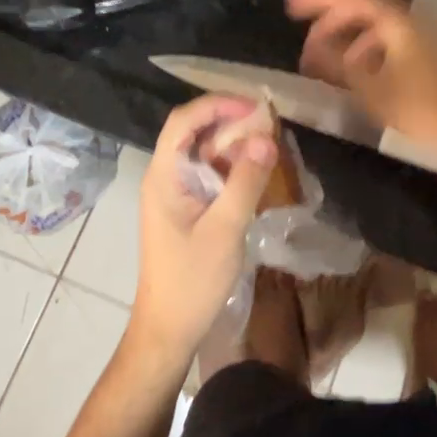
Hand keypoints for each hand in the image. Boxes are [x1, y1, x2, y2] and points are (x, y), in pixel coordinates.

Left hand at [131, 95, 277, 360]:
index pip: (184, 121)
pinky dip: (234, 167)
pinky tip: (260, 170)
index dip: (217, 106)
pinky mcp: (189, 210)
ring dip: (236, 144)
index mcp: (164, 176)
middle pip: (196, 133)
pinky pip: (211, 175)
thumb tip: (266, 138)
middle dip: (232, 122)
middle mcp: (166, 177)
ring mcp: (176, 194)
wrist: (169, 330)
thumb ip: (245, 181)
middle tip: (271, 123)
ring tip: (272, 142)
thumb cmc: (192, 280)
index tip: (254, 107)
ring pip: (206, 154)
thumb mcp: (224, 230)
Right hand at [285, 0, 436, 159]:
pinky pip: (392, 42)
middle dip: (331, 25)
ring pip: (377, 28)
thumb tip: (314, 50)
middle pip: (363, 9)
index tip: (291, 7)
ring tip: (329, 67)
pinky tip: (360, 77)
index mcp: (396, 19)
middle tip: (308, 47)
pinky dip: (369, 52)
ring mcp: (426, 35)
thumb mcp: (371, 89)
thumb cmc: (424, 107)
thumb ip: (338, 65)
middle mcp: (412, 18)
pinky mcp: (435, 54)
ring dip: (350, 41)